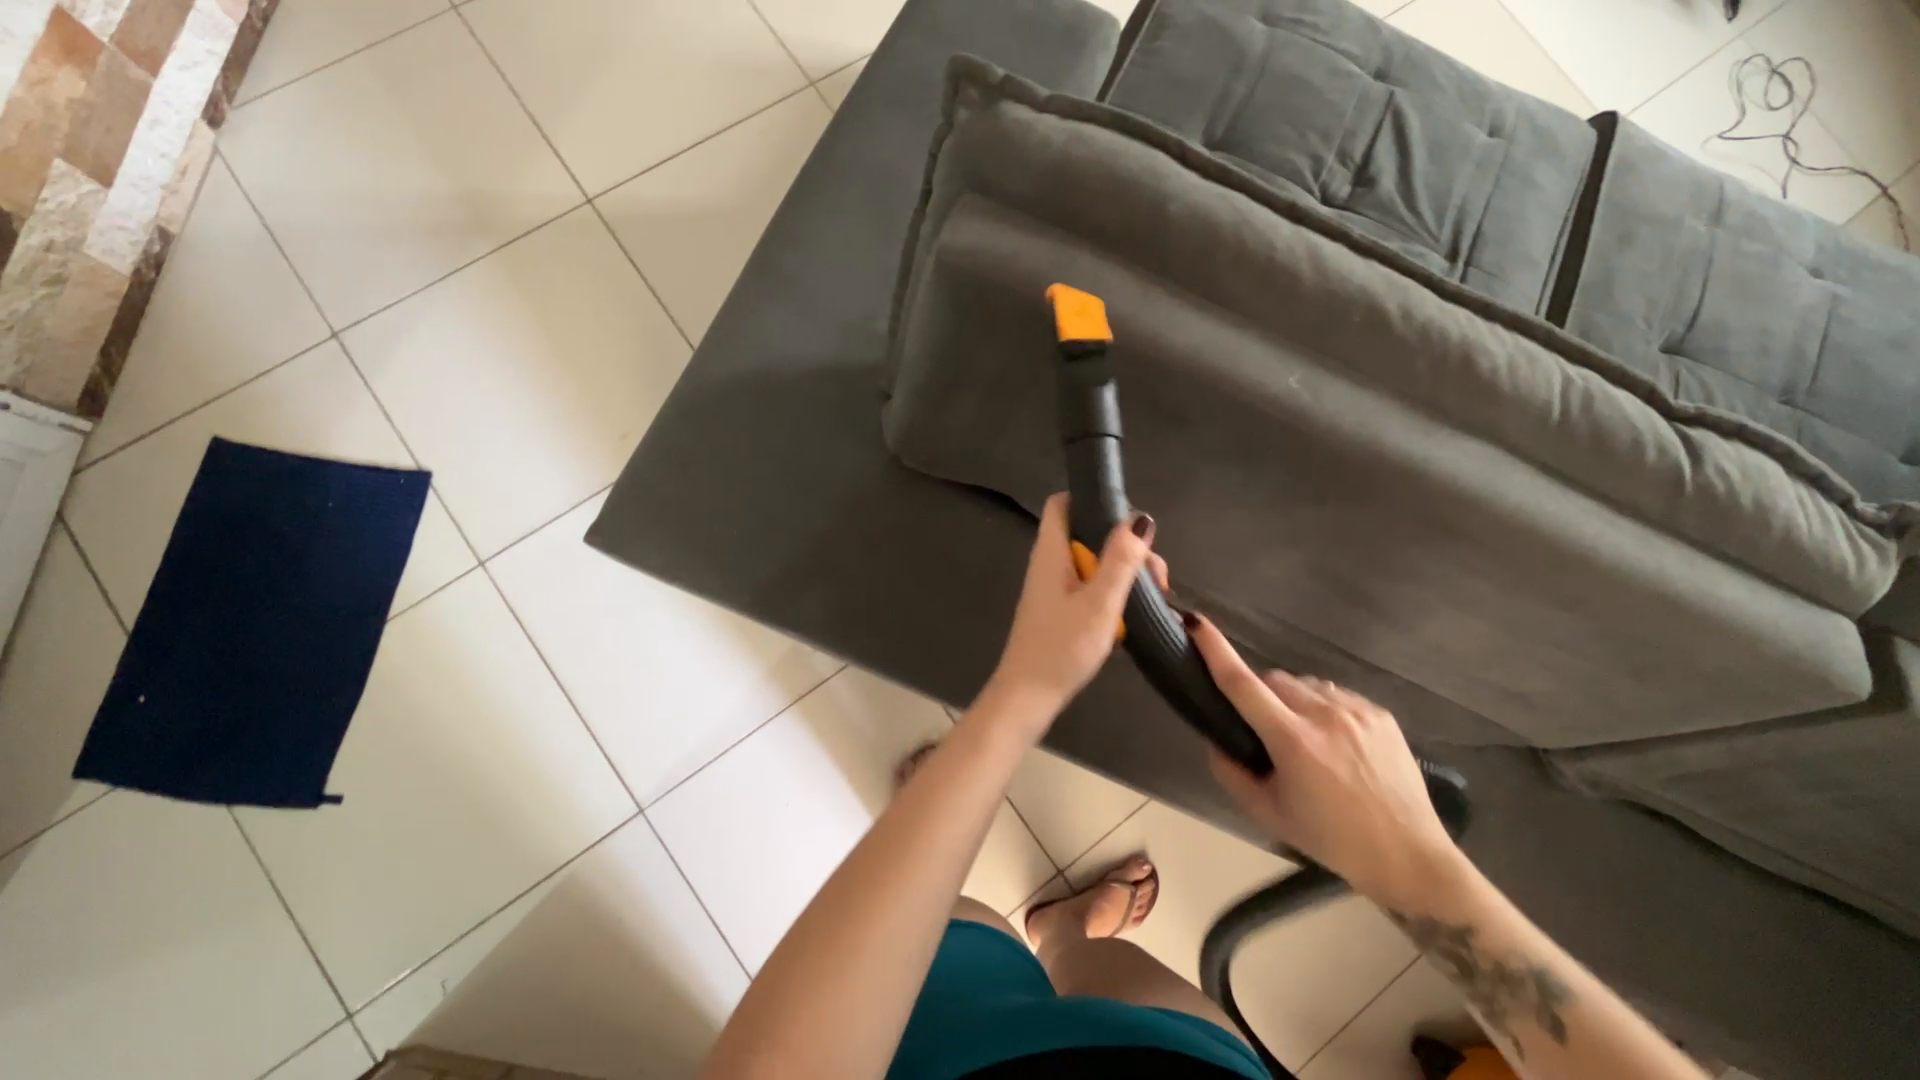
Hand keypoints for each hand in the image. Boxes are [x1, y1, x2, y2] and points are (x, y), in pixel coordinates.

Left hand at [980, 493, 1156, 725]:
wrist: (1028, 697)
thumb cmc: (1062, 648)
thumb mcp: (1100, 603)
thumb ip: (1120, 560)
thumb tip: (1140, 518)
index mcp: (1051, 553)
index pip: (1062, 504)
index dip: (1092, 500)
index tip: (1128, 520)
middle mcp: (1049, 564)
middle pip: (1087, 534)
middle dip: (1124, 546)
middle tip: (1156, 576)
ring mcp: (1052, 589)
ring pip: (1093, 564)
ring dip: (1123, 574)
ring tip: (1154, 597)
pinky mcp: (1059, 611)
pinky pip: (1089, 588)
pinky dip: (1112, 594)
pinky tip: (1133, 616)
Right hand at [1189, 616, 1463, 910]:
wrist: (1407, 855)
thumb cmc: (1330, 839)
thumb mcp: (1268, 814)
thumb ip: (1231, 773)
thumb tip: (1214, 741)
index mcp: (1292, 740)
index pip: (1242, 684)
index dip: (1215, 650)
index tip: (1197, 623)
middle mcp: (1324, 714)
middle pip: (1274, 680)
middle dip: (1261, 697)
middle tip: (1266, 733)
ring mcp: (1356, 710)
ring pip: (1306, 685)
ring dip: (1293, 701)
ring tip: (1306, 740)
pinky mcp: (1379, 714)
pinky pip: (1336, 695)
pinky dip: (1324, 709)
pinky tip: (1336, 744)